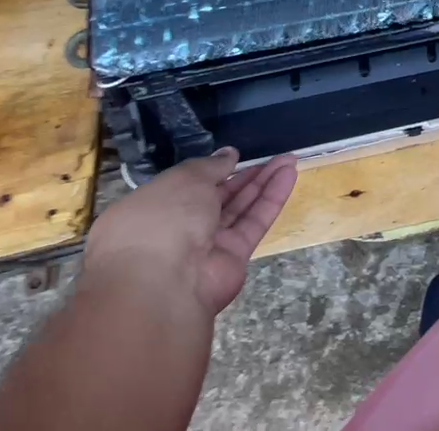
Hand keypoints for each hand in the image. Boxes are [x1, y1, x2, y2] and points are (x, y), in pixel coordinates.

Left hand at [84, 149, 298, 315]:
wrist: (162, 283)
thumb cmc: (161, 221)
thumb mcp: (182, 180)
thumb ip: (209, 166)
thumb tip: (228, 154)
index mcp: (148, 212)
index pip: (182, 189)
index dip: (210, 171)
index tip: (233, 157)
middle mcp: (174, 230)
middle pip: (216, 198)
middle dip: (244, 176)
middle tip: (273, 155)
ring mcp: (203, 247)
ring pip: (239, 209)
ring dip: (264, 183)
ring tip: (290, 159)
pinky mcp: (231, 257)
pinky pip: (253, 223)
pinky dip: (271, 199)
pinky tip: (289, 176)